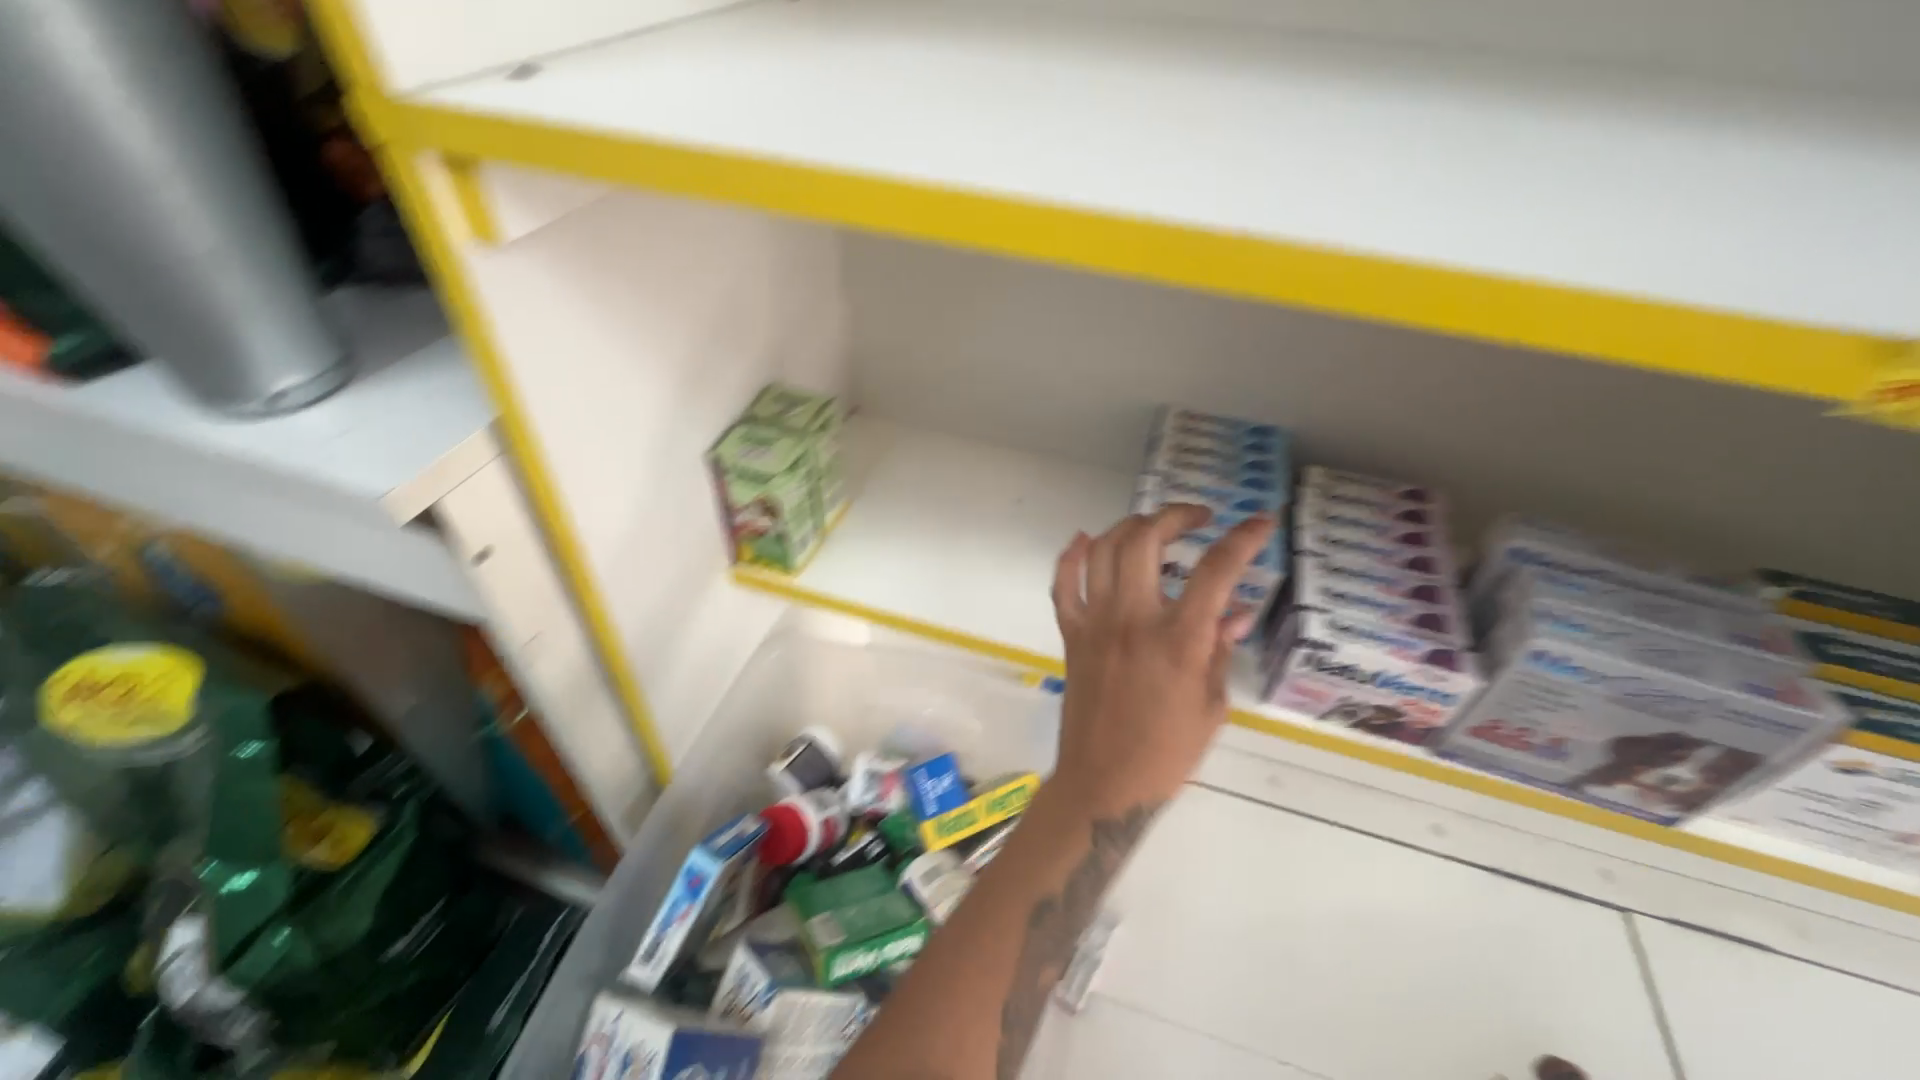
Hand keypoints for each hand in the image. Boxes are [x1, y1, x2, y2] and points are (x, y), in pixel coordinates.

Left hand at [1048, 505, 1276, 812]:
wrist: (1104, 783)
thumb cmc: (1167, 753)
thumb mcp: (1211, 706)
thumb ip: (1219, 651)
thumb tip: (1233, 614)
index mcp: (1179, 640)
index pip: (1216, 571)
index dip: (1244, 539)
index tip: (1260, 522)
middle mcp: (1133, 620)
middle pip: (1145, 540)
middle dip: (1175, 516)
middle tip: (1197, 519)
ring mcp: (1095, 624)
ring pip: (1101, 550)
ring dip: (1129, 527)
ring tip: (1152, 528)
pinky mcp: (1071, 635)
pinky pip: (1063, 584)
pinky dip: (1071, 556)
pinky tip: (1085, 541)